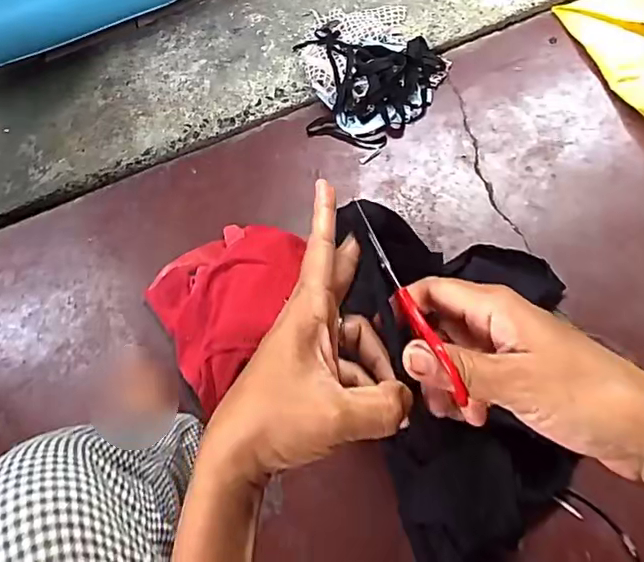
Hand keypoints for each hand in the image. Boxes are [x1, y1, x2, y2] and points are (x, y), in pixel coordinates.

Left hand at [198, 180, 413, 485]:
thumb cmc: (278, 420)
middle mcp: (309, 321)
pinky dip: (365, 383)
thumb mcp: (338, 416)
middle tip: (364, 243)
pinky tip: (377, 411)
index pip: (321, 253)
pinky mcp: (310, 372)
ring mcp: (309, 347)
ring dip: (374, 366)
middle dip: (354, 267)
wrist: (236, 459)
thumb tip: (407, 398)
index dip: (325, 217)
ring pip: (356, 339)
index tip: (323, 183)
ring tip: (383, 403)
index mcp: (308, 313)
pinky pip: (349, 364)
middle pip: (342, 286)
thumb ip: (385, 406)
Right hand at [399, 277, 643, 480]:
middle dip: (428, 355)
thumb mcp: (512, 381)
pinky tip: (477, 416)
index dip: (407, 309)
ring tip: (458, 411)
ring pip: (458, 352)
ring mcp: (508, 346)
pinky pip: (478, 373)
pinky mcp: (519, 372)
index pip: (435, 290)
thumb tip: (406, 351)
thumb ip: (457, 367)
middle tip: (429, 393)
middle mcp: (497, 319)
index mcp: (495, 305)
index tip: (388, 343)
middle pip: (443, 323)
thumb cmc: (578, 392)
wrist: (638, 426)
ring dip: (449, 380)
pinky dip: (469, 392)